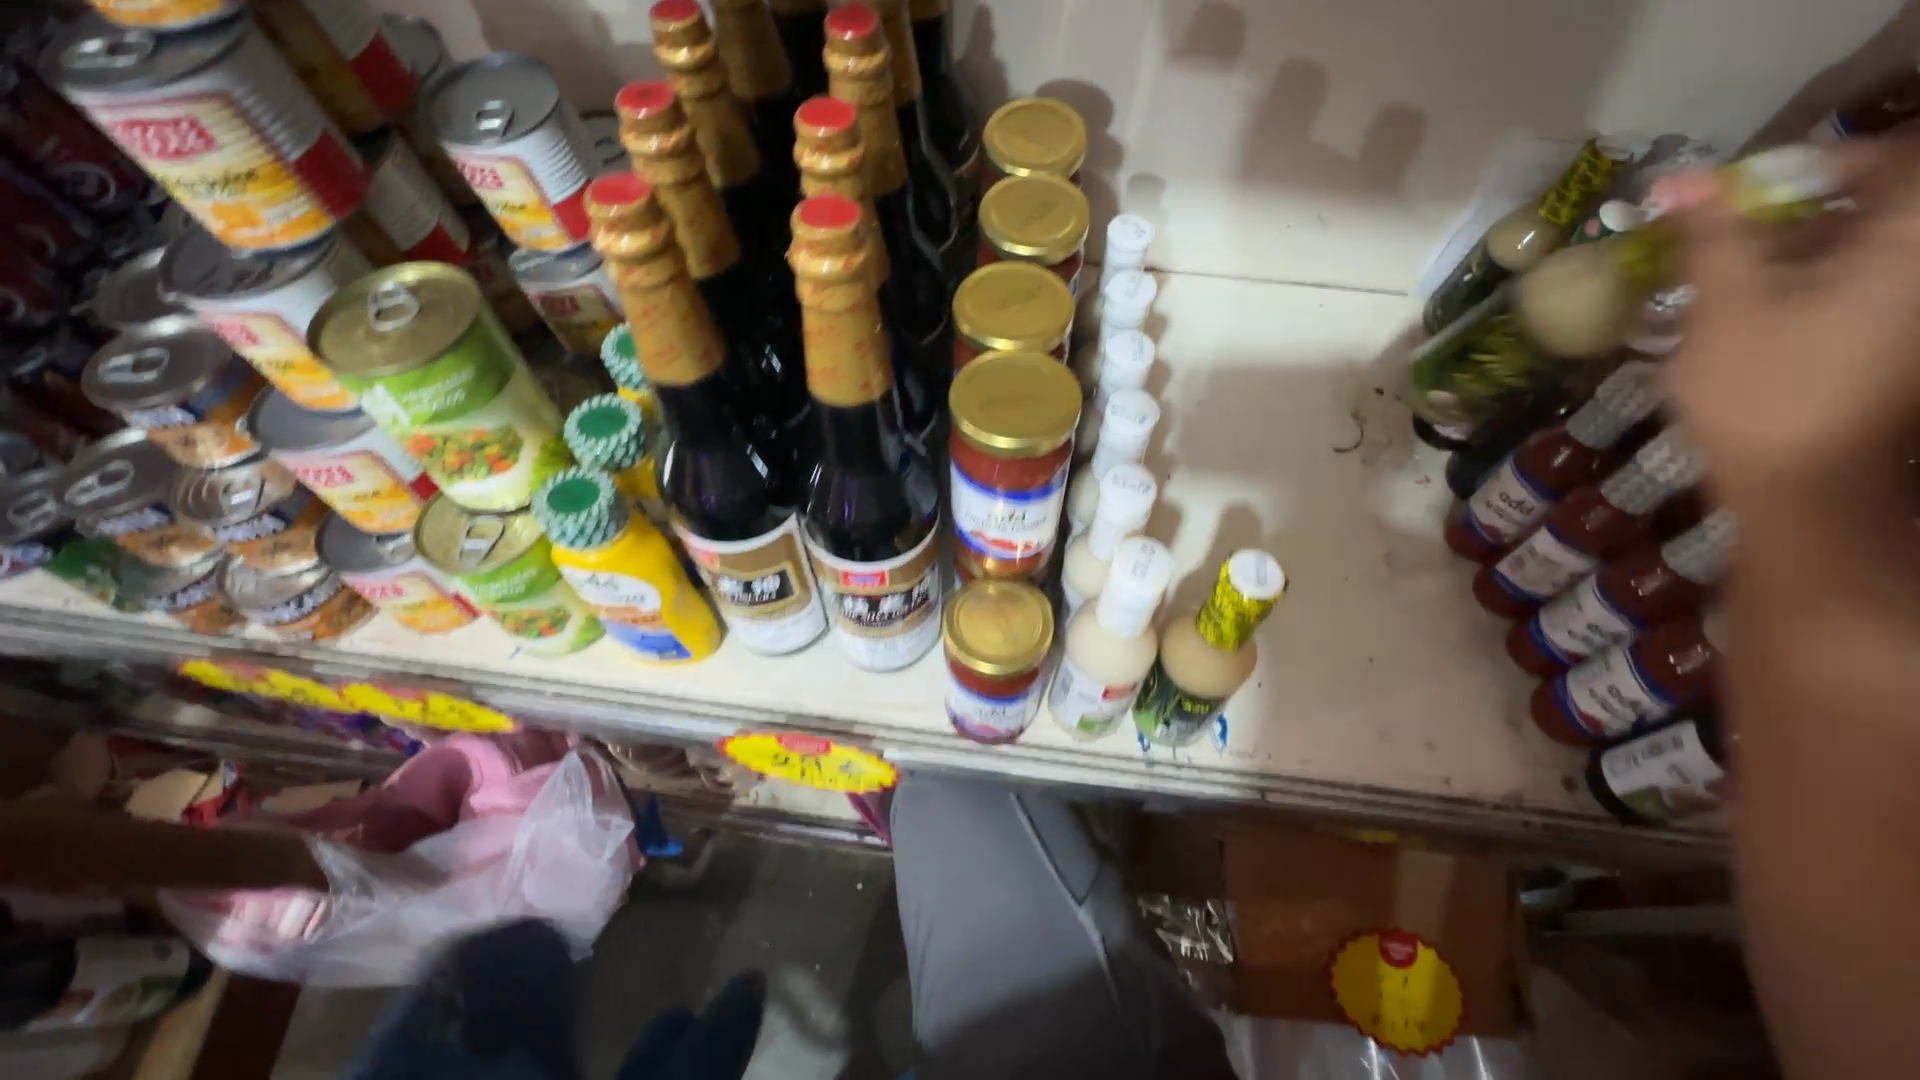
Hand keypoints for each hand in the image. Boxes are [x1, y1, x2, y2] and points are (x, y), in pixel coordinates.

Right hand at [1667, 137, 1919, 497]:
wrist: (1802, 488)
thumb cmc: (1763, 390)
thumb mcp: (1724, 304)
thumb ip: (1710, 234)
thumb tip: (1679, 177)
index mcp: (1903, 243)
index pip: (1887, 158)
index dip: (1815, 161)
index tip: (1742, 191)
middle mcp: (1917, 268)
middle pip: (1871, 205)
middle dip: (1790, 212)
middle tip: (1716, 237)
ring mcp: (1905, 312)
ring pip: (1855, 251)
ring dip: (1787, 252)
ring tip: (1717, 281)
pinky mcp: (1887, 345)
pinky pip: (1850, 291)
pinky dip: (1799, 289)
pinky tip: (1744, 318)